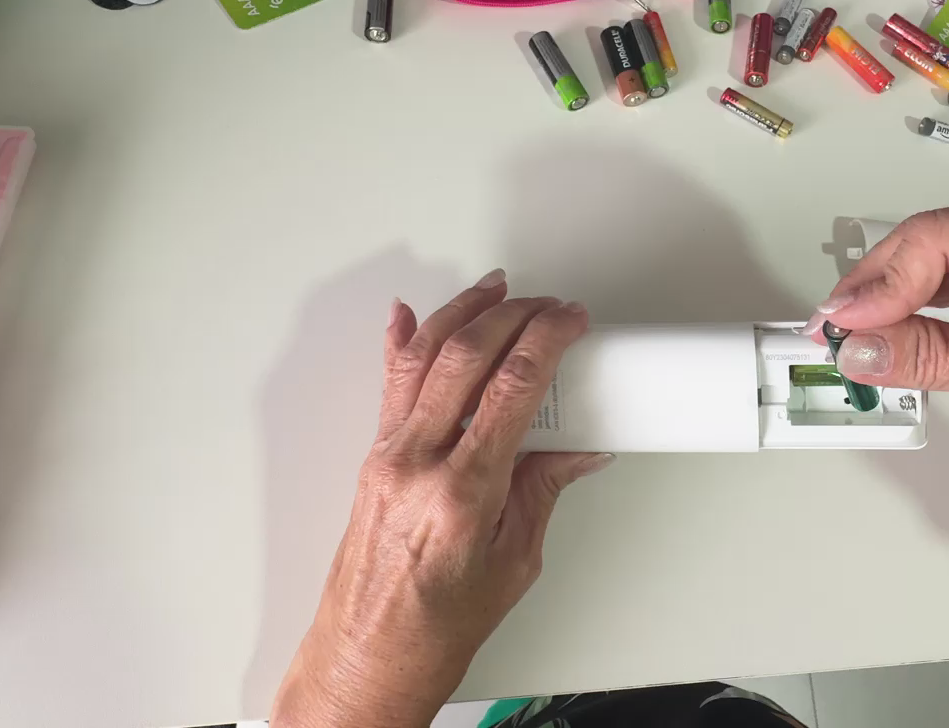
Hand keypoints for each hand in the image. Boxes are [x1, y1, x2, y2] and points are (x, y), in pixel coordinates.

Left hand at [272, 271, 611, 727]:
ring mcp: (389, 452)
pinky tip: (407, 312)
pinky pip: (389, 383)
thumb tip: (583, 445)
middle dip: (514, 315)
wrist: (366, 661)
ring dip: (463, 311)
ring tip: (495, 288)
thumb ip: (546, 486)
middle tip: (547, 304)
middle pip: (468, 356)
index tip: (570, 319)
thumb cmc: (436, 627)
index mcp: (463, 492)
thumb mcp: (515, 559)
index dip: (548, 340)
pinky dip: (401, 340)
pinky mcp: (374, 454)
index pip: (513, 387)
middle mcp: (418, 461)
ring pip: (424, 355)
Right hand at [813, 183, 948, 466]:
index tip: (839, 323)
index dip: (883, 281)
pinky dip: (912, 300)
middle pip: (930, 240)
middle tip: (831, 330)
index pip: (943, 239)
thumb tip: (854, 349)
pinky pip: (945, 271)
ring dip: (889, 295)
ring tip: (850, 331)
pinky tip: (888, 325)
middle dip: (879, 288)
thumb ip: (930, 358)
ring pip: (930, 254)